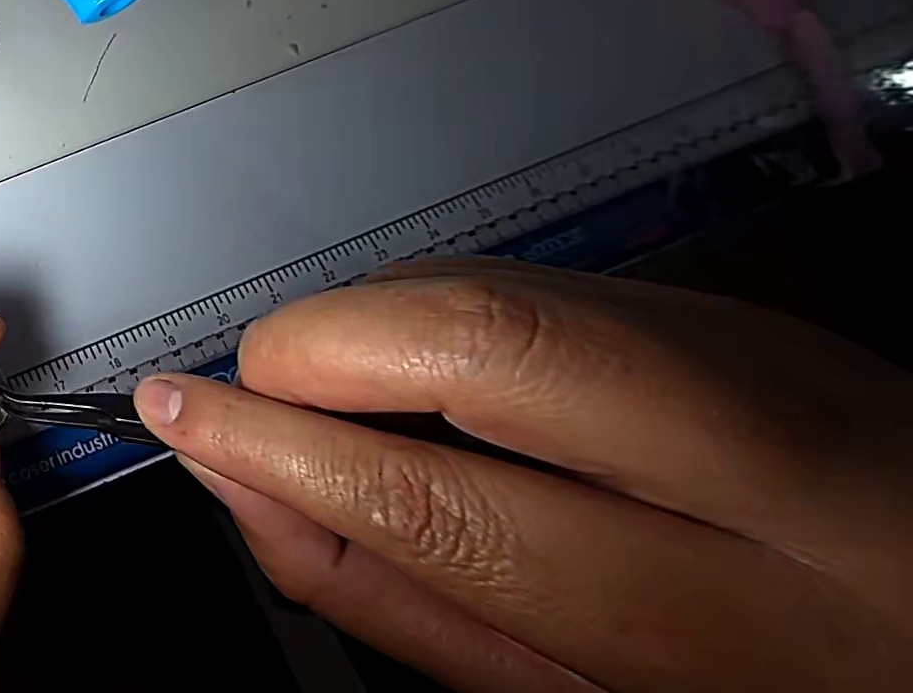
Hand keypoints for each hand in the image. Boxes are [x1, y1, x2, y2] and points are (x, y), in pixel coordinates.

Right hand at [133, 258, 912, 691]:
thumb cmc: (727, 676)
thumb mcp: (551, 690)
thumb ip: (373, 583)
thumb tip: (231, 473)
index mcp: (734, 617)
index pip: (434, 501)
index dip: (272, 445)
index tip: (170, 407)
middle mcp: (756, 439)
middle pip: (460, 334)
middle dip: (305, 353)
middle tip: (251, 396)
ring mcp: (725, 337)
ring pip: (450, 287)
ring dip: (349, 337)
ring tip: (355, 405)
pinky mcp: (682, 291)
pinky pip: (475, 274)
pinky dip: (400, 314)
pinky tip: (424, 376)